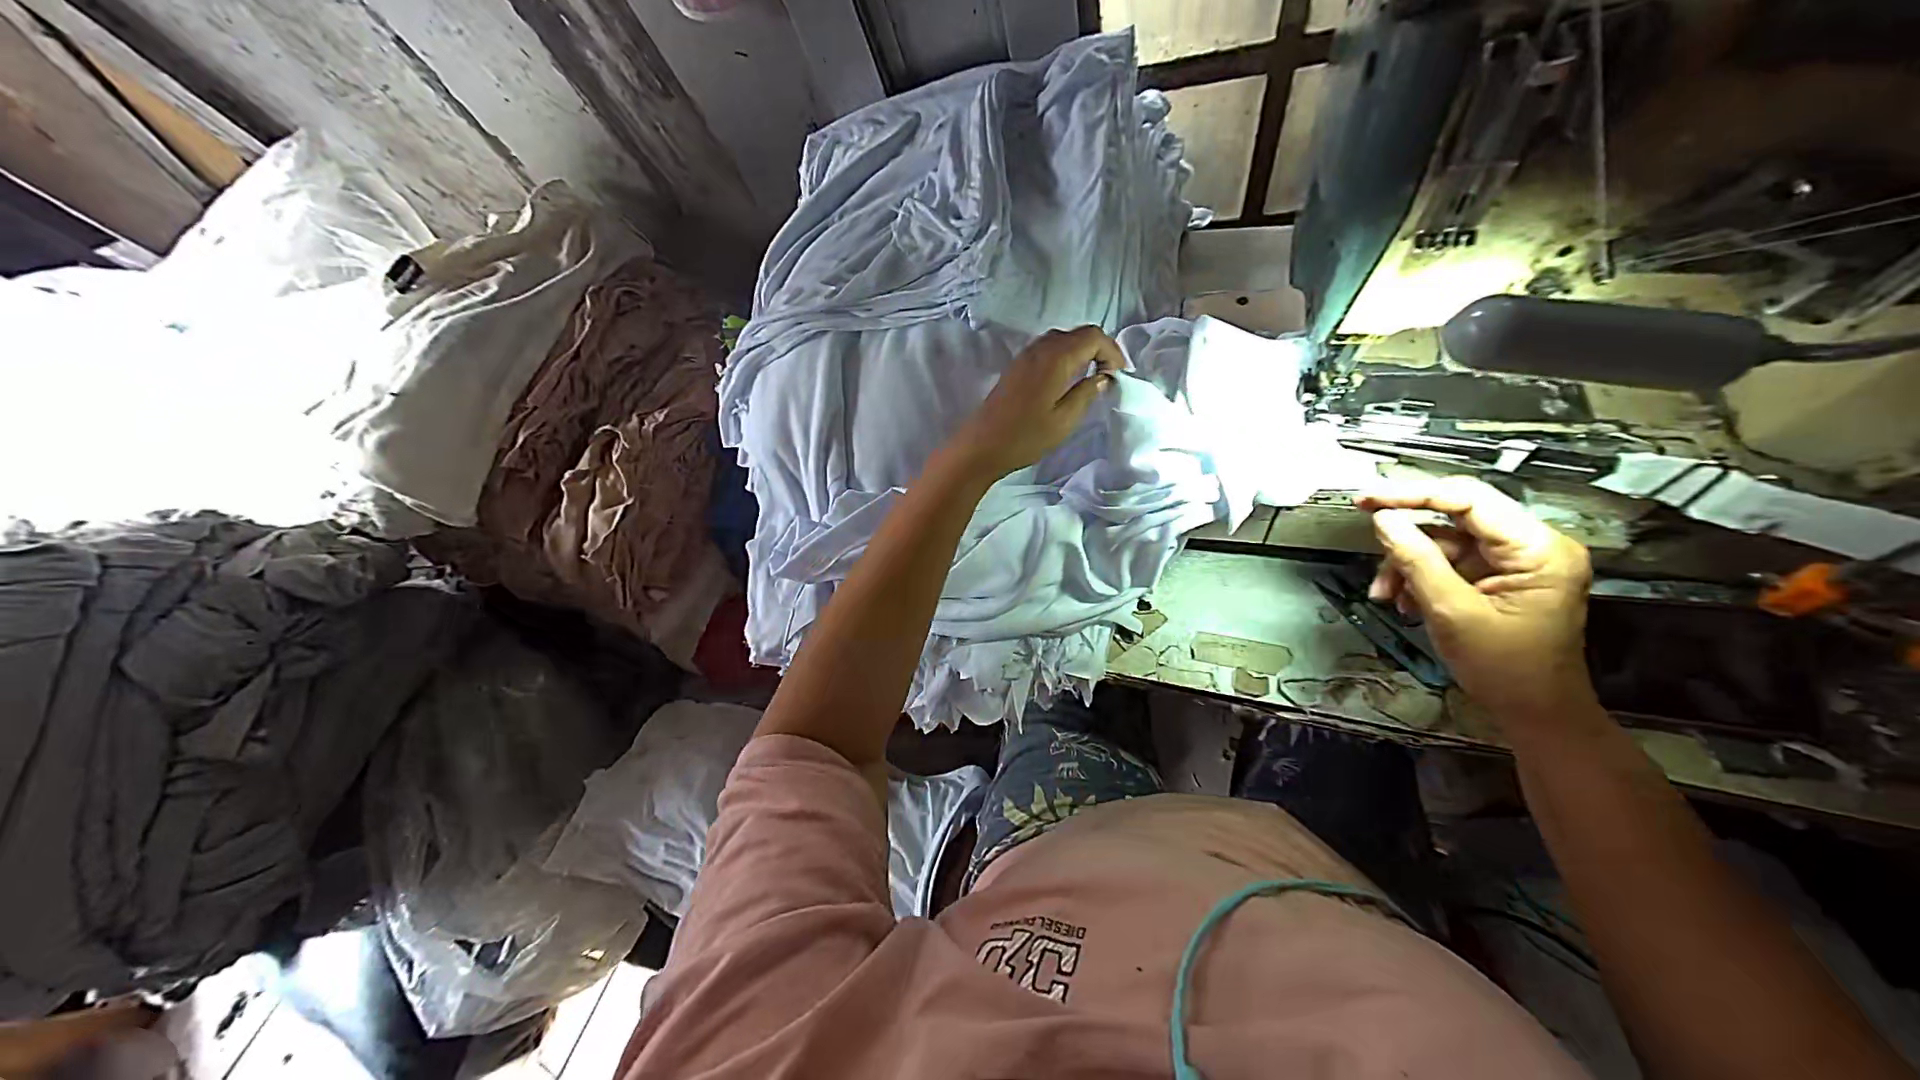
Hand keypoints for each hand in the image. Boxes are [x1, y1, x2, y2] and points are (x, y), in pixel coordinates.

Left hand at [940, 326, 1122, 480]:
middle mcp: (1040, 348)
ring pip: (1062, 339)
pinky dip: (1065, 357)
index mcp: (1056, 358)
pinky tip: (1068, 379)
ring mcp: (1025, 355)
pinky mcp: (1017, 366)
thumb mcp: (1064, 420)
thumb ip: (1086, 393)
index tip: (1119, 374)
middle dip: (1099, 349)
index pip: (1093, 336)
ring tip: (1092, 376)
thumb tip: (1102, 377)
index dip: (1112, 351)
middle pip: (1078, 333)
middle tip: (1109, 375)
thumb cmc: (1025, 436)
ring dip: (1082, 352)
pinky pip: (1048, 349)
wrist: (981, 445)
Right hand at [1358, 476, 1597, 727]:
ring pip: (1444, 541)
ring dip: (1408, 564)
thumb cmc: (1507, 670)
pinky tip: (1404, 599)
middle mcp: (1533, 546)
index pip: (1468, 500)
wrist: (1536, 712)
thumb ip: (1416, 560)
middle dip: (1407, 537)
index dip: (1413, 495)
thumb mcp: (1451, 612)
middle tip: (1369, 535)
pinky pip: (1449, 561)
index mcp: (1539, 549)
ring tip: (1386, 593)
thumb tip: (1384, 520)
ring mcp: (1516, 561)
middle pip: (1454, 518)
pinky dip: (1420, 577)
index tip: (1369, 500)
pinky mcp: (1499, 575)